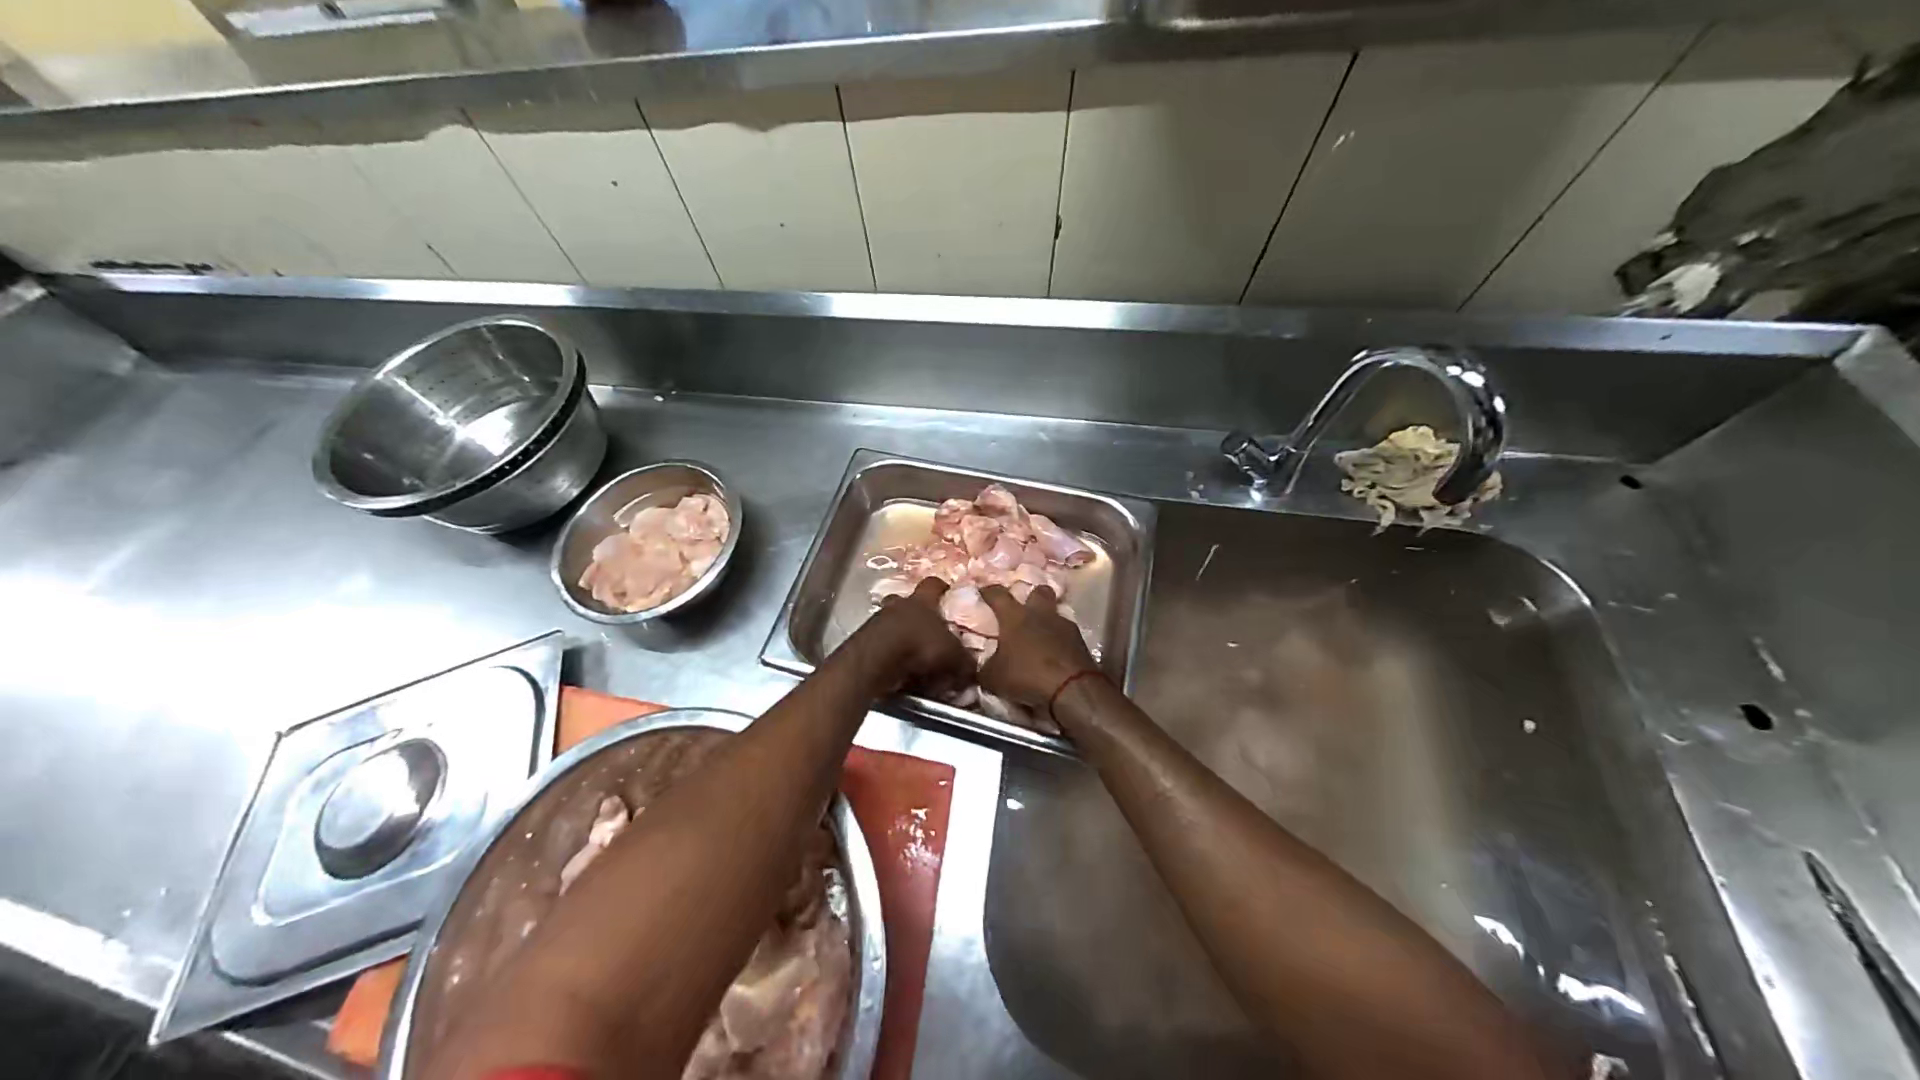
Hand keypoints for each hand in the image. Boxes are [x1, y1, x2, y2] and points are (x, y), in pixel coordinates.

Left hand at [841, 577, 972, 698]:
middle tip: (928, 631)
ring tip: (915, 658)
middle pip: (906, 602)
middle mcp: (898, 605)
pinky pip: (883, 646)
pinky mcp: (863, 643)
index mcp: (922, 601)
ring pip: (892, 624)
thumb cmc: (920, 646)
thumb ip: (965, 661)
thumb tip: (973, 668)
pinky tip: (901, 672)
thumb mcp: (954, 656)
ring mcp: (877, 622)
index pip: (933, 584)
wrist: (876, 660)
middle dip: (915, 614)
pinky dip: (892, 656)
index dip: (941, 588)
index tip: (948, 594)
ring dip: (901, 637)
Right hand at [978, 585, 1099, 714]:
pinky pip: (1067, 635)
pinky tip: (1055, 654)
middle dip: (1032, 596)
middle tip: (1024, 609)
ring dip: (1048, 621)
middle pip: (1039, 591)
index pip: (998, 594)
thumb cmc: (1026, 675)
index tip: (984, 592)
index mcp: (1015, 616)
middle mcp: (1040, 614)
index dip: (989, 592)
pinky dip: (1060, 641)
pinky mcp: (1080, 641)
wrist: (1071, 688)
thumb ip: (985, 667)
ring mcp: (1064, 625)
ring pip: (1055, 613)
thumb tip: (982, 666)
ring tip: (1040, 637)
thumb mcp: (994, 677)